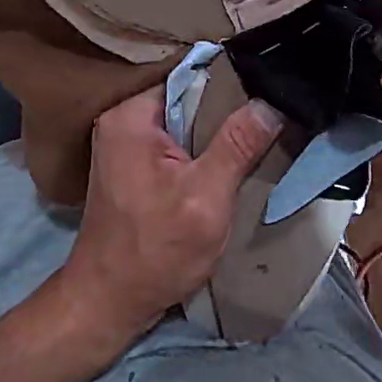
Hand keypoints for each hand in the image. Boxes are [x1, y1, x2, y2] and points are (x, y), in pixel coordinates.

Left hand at [62, 84, 284, 334]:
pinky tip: (237, 146)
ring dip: (223, 122)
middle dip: (232, 99)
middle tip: (273, 98)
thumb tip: (273, 101)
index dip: (235, 74)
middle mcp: (125, 118)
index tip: (269, 76)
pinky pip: (184, 135)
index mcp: (131, 115)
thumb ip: (238, 144)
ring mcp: (130, 140)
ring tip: (263, 118)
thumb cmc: (153, 253)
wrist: (108, 309)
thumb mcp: (206, 197)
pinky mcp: (140, 161)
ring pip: (191, 114)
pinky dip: (209, 140)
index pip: (192, 72)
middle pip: (193, 92)